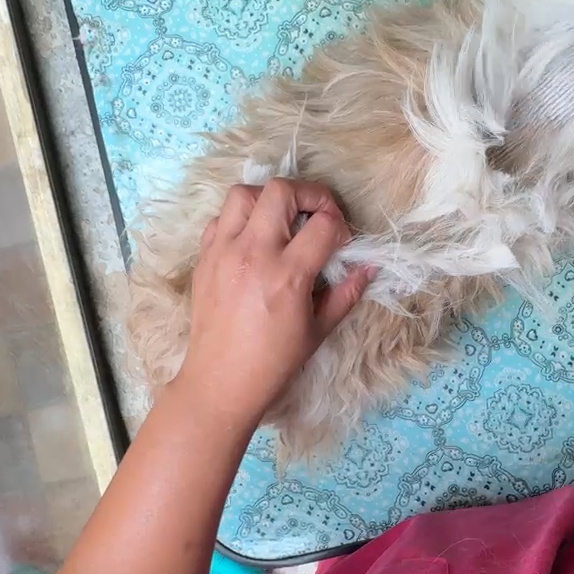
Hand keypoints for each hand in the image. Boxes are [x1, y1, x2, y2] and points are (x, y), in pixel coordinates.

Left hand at [169, 178, 372, 429]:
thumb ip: (347, 292)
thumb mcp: (319, 330)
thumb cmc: (274, 361)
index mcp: (287, 276)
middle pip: (280, 190)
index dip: (340, 226)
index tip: (341, 243)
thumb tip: (370, 266)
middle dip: (308, 195)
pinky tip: (254, 239)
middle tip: (317, 216)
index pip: (323, 224)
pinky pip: (221, 218)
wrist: (220, 382)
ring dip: (269, 198)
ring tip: (283, 220)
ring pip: (244, 193)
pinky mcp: (204, 258)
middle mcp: (253, 254)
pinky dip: (241, 219)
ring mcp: (223, 252)